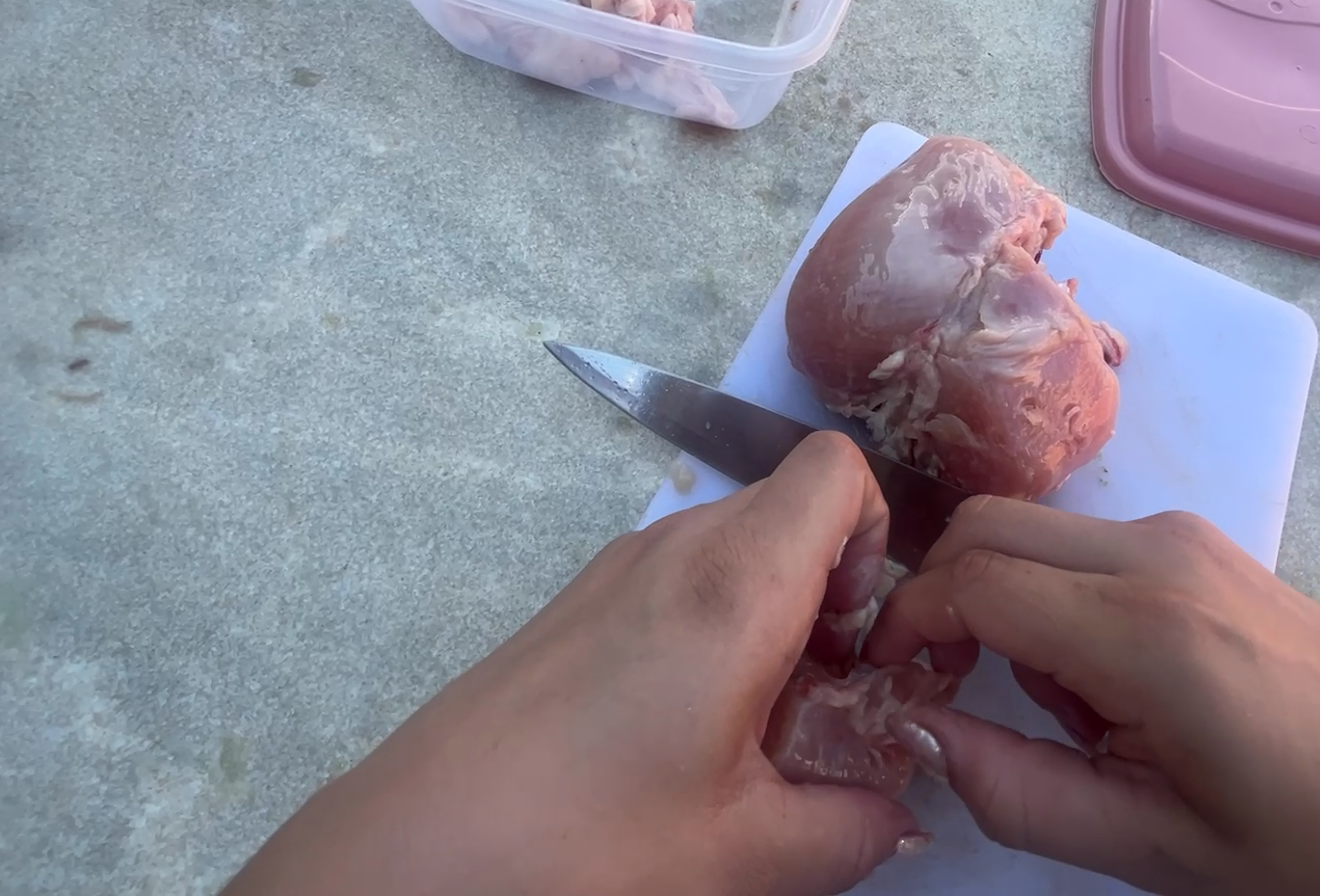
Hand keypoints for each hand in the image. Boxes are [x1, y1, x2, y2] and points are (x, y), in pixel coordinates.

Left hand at [223, 432, 923, 895]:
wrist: (414, 849)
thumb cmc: (588, 842)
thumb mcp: (744, 852)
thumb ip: (853, 827)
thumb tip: (906, 817)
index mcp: (738, 580)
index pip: (835, 467)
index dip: (875, 528)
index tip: (857, 625)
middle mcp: (685, 542)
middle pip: (796, 502)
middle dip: (835, 582)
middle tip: (816, 690)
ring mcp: (631, 557)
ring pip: (746, 534)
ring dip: (780, 603)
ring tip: (754, 713)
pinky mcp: (594, 585)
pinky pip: (693, 563)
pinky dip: (725, 611)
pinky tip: (689, 709)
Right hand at [865, 500, 1319, 895]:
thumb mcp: (1155, 852)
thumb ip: (1014, 788)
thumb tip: (913, 724)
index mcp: (1143, 631)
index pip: (973, 582)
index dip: (908, 620)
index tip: (886, 671)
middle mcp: (1155, 551)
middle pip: (987, 525)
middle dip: (941, 593)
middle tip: (948, 681)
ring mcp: (1185, 534)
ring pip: (1031, 529)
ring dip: (1003, 598)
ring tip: (1062, 705)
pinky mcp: (1204, 541)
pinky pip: (1082, 542)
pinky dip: (1052, 590)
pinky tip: (1108, 672)